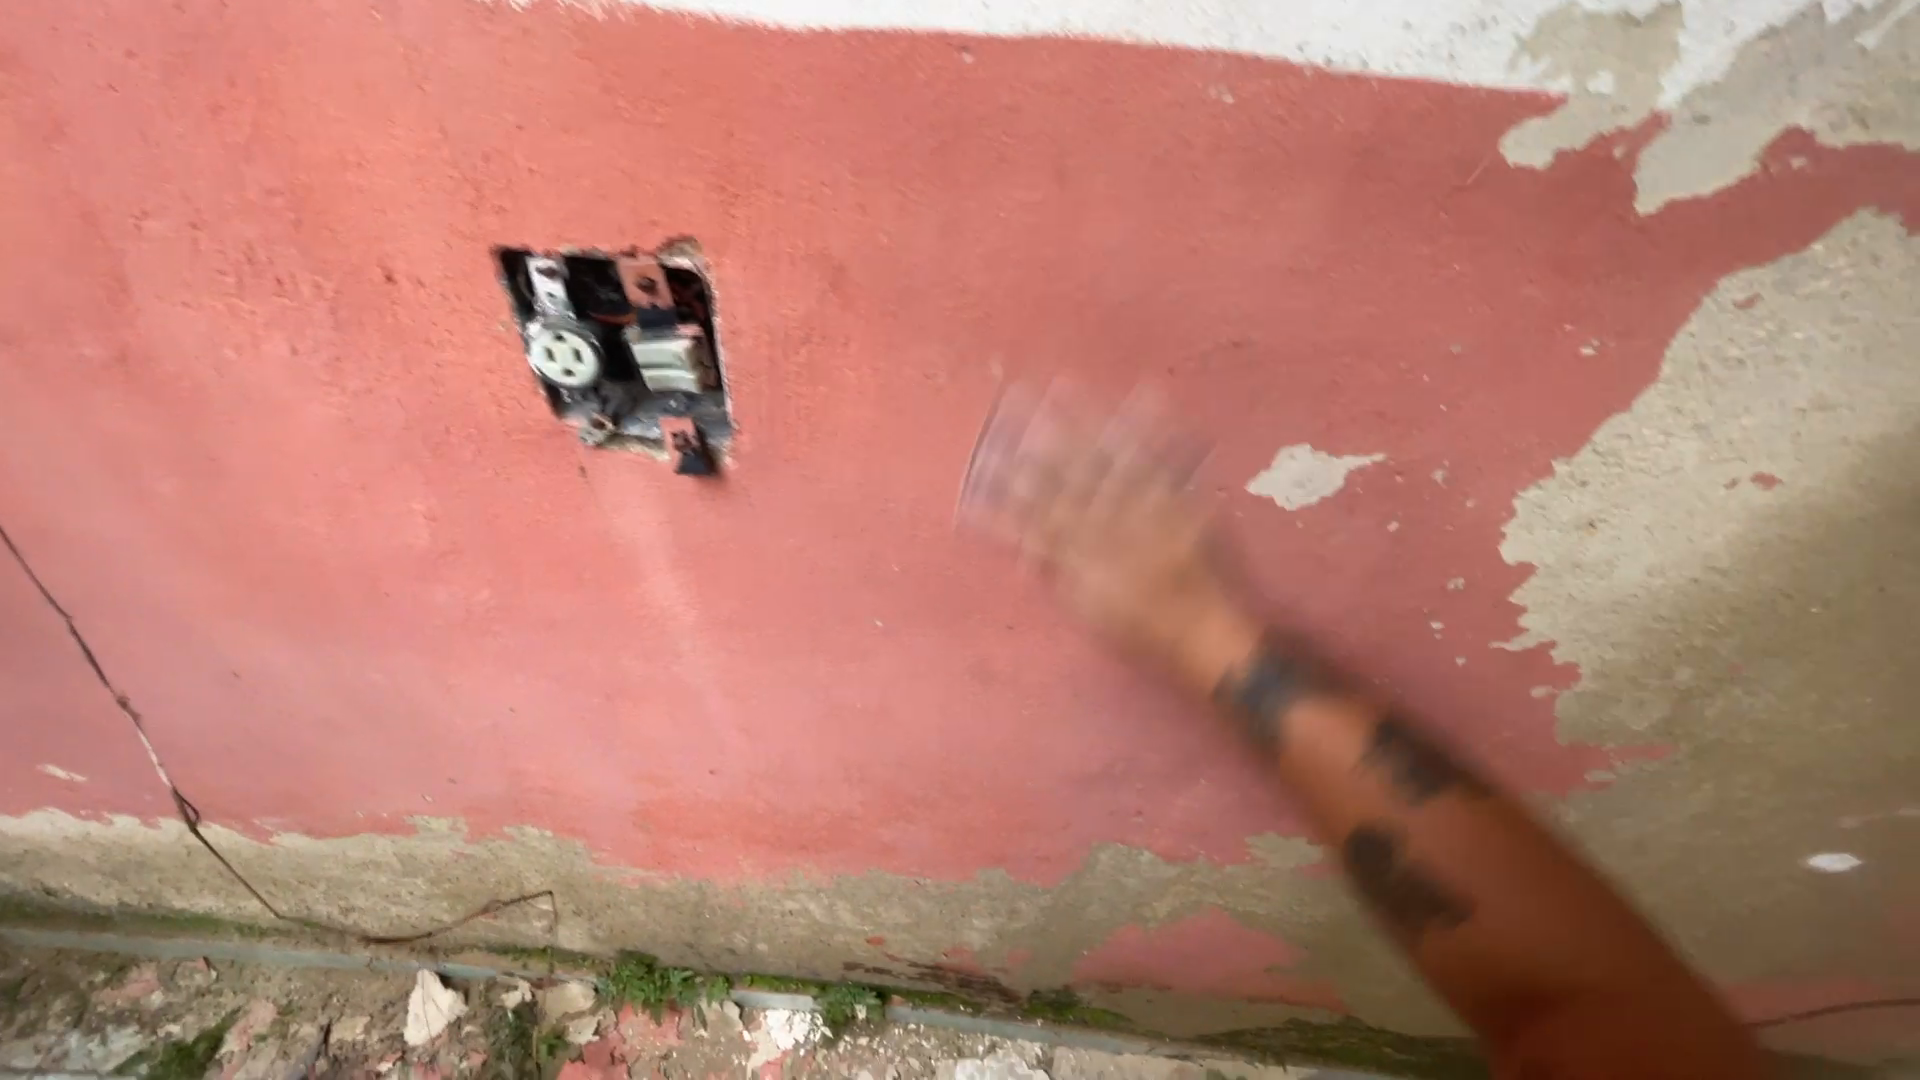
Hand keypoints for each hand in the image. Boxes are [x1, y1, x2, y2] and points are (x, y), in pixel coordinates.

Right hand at [961, 387, 1261, 690]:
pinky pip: (1167, 460)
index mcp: (1084, 553)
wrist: (1209, 635)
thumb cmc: (1144, 630)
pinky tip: (1145, 393)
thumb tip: (1024, 548)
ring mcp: (1148, 508)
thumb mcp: (1090, 610)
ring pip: (1108, 457)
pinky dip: (1155, 427)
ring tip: (1063, 384)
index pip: (1035, 511)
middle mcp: (1111, 522)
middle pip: (1066, 472)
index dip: (1009, 482)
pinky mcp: (1182, 501)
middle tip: (1016, 398)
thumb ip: (1057, 574)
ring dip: (1085, 418)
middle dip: (1038, 433)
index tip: (988, 455)